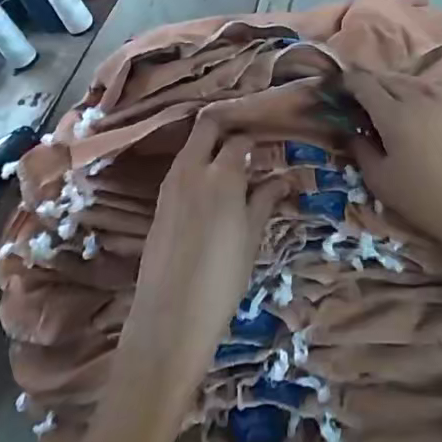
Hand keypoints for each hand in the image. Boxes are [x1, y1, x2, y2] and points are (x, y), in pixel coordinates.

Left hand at [120, 104, 286, 399]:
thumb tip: (281, 179)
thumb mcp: (251, 237)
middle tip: (250, 136)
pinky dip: (198, 163)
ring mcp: (170, 184)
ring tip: (236, 159)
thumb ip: (264, 200)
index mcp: (221, 174)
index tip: (272, 140)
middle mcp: (192, 169)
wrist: (170, 318)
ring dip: (211, 143)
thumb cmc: (222, 278)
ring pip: (191, 146)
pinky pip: (181, 168)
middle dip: (227, 123)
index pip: (240, 139)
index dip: (257, 136)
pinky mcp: (159, 202)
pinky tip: (214, 182)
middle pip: (207, 126)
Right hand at [341, 71, 441, 278]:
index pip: (365, 84)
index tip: (339, 88)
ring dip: (395, 92)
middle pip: (389, 81)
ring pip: (412, 87)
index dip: (348, 82)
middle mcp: (418, 100)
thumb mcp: (378, 179)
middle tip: (361, 101)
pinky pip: (432, 98)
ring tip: (388, 109)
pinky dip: (418, 102)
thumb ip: (360, 149)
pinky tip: (417, 120)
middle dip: (371, 86)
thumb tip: (353, 131)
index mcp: (393, 114)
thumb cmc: (419, 197)